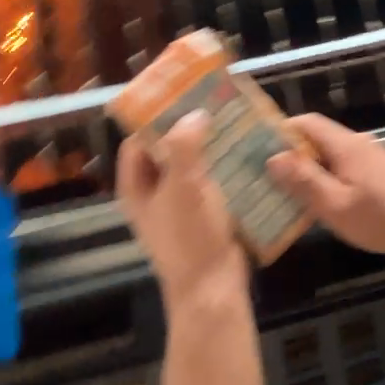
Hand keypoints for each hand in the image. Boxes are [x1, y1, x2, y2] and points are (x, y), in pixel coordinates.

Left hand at [118, 111, 248, 306]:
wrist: (214, 288)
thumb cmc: (190, 238)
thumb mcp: (182, 187)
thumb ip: (183, 146)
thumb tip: (195, 113)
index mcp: (136, 186)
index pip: (139, 139)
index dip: (158, 117)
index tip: (184, 95)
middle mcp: (154, 193)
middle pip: (168, 149)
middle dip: (191, 127)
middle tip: (217, 104)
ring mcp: (180, 204)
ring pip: (194, 164)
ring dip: (213, 145)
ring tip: (237, 123)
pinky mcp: (205, 214)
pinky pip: (214, 181)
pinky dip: (227, 166)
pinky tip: (248, 153)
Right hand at [268, 114, 384, 260]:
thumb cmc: (376, 220)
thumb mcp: (333, 204)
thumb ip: (303, 179)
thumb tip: (273, 157)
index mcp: (347, 145)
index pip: (308, 122)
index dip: (281, 131)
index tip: (258, 149)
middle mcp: (358, 142)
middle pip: (317, 137)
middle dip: (291, 153)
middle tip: (266, 174)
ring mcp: (370, 156)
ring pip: (330, 153)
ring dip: (308, 167)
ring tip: (284, 190)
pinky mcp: (377, 171)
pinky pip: (343, 165)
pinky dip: (326, 176)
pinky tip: (316, 199)